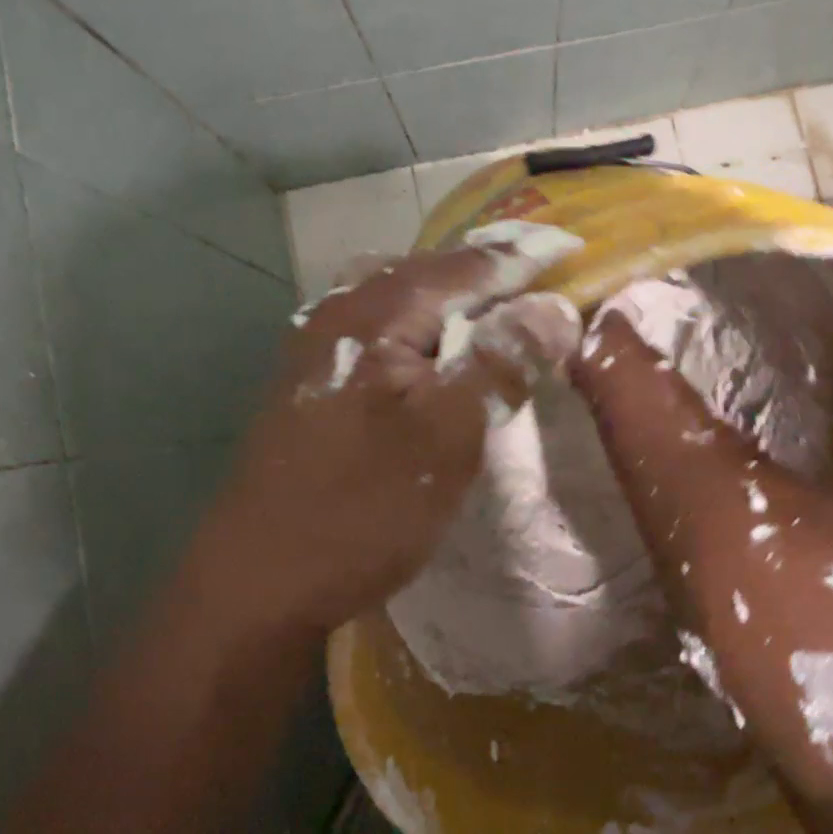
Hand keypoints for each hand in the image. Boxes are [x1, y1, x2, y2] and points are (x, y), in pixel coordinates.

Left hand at [203, 227, 584, 631]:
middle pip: (432, 272)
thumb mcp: (447, 434)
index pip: (468, 266)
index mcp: (377, 313)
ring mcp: (321, 346)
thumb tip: (554, 306)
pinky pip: (385, 328)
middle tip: (543, 273)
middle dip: (490, 270)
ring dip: (455, 294)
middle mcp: (342, 312)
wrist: (257, 585)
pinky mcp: (316, 382)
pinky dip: (425, 323)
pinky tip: (439, 349)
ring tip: (499, 303)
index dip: (525, 258)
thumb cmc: (362, 507)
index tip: (575, 248)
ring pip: (403, 297)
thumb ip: (502, 360)